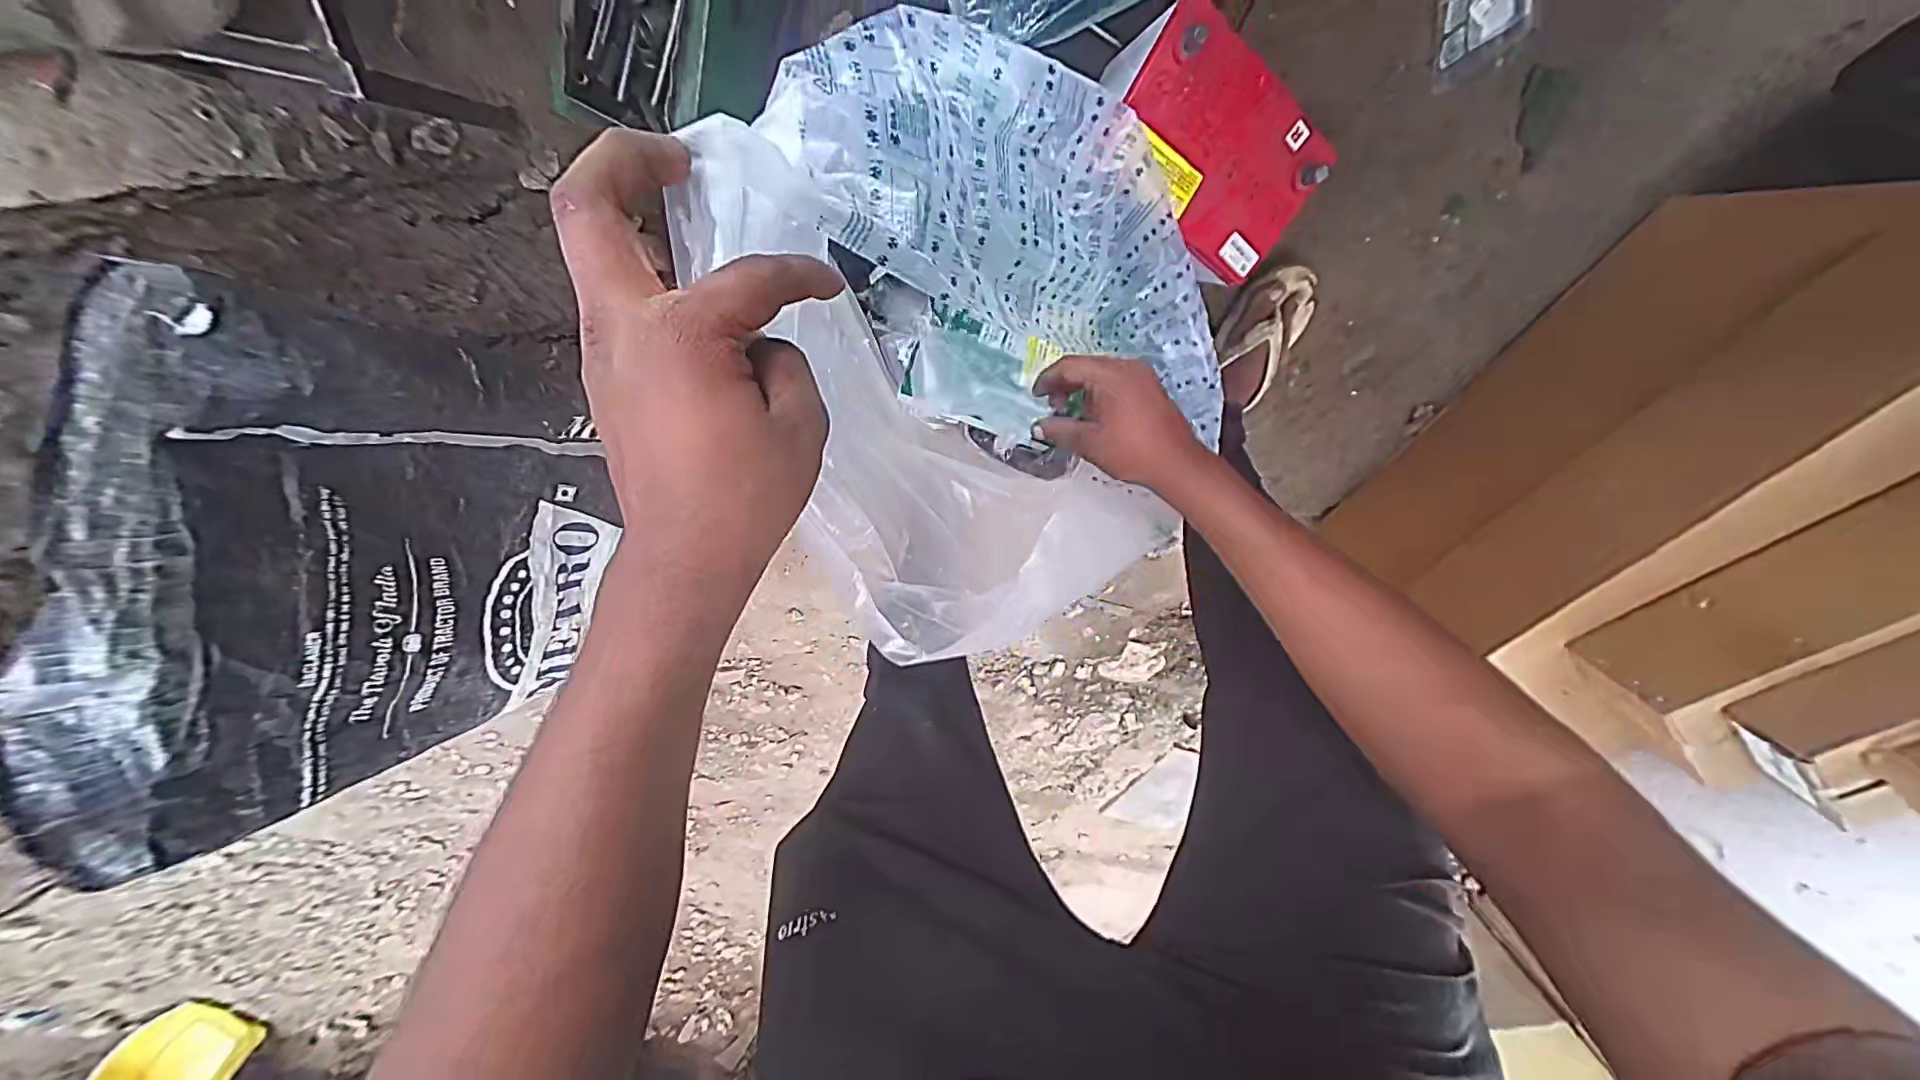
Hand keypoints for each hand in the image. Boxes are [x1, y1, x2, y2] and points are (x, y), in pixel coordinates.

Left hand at [550, 129, 844, 597]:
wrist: (684, 560)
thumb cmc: (746, 500)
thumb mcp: (800, 426)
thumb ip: (787, 362)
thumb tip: (762, 345)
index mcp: (680, 336)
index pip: (750, 280)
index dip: (799, 274)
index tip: (826, 285)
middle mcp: (625, 331)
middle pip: (586, 210)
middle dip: (625, 162)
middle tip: (677, 160)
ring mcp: (604, 356)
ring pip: (595, 256)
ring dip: (634, 224)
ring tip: (687, 223)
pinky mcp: (608, 382)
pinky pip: (621, 306)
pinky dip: (652, 284)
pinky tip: (696, 307)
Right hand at [1034, 354, 1210, 495]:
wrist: (1177, 464)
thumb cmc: (1132, 451)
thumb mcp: (1089, 443)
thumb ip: (1060, 430)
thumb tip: (1039, 427)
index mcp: (1111, 375)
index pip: (1069, 366)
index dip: (1048, 379)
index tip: (1036, 396)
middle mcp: (1127, 367)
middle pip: (1086, 366)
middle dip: (1064, 384)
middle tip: (1053, 407)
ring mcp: (1142, 376)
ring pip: (1101, 373)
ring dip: (1082, 389)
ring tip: (1072, 414)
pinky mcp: (1150, 387)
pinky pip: (1117, 381)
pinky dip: (1099, 392)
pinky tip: (1094, 415)